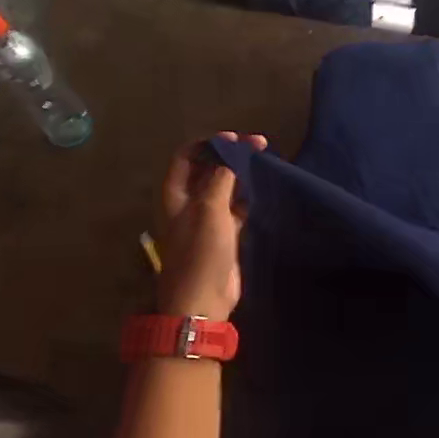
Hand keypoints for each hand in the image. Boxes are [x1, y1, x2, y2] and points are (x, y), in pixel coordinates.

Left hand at [155, 132, 264, 320]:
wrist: (203, 299)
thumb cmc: (200, 251)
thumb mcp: (209, 208)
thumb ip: (221, 177)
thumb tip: (232, 154)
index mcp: (175, 193)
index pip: (187, 156)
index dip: (209, 143)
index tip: (235, 139)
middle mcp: (188, 201)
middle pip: (207, 169)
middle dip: (229, 155)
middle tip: (258, 146)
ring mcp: (206, 218)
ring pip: (223, 187)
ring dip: (240, 174)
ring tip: (264, 163)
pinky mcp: (224, 234)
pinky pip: (235, 207)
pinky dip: (247, 196)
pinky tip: (263, 188)